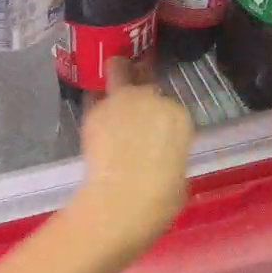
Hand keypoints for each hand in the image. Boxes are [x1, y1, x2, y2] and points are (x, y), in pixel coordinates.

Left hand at [75, 57, 194, 251]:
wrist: (125, 196)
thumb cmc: (161, 195)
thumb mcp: (177, 171)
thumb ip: (168, 151)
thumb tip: (157, 155)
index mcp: (178, 116)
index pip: (168, 104)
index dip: (157, 115)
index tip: (151, 128)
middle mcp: (152, 99)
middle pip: (144, 83)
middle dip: (137, 92)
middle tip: (129, 107)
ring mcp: (121, 99)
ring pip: (117, 76)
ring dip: (114, 88)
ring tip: (108, 105)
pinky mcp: (95, 108)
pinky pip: (95, 101)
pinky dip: (95, 111)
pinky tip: (93, 127)